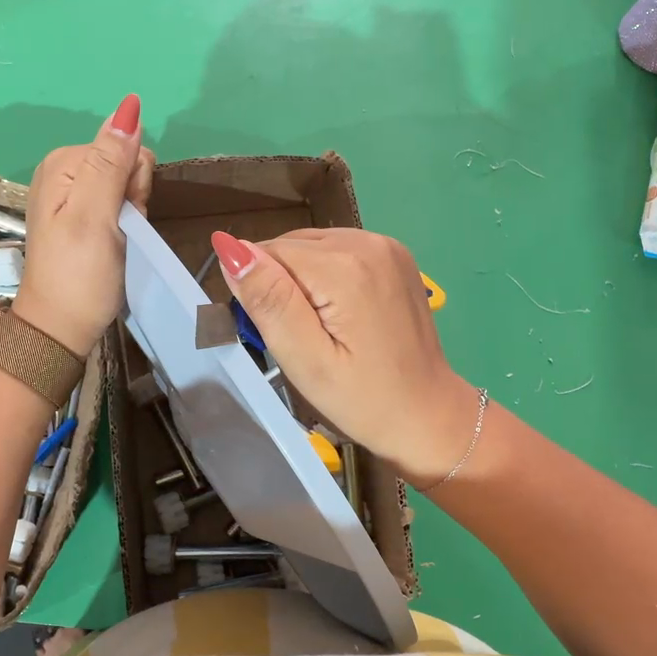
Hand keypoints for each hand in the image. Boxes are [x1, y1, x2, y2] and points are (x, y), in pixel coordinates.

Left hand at [12, 95, 156, 354]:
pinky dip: (125, 225)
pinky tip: (116, 246)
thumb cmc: (80, 273)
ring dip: (132, 214)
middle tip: (117, 230)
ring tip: (116, 242)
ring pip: (127, 186)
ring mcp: (73, 196)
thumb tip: (129, 105)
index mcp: (63, 163)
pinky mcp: (83, 217)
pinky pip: (119, 206)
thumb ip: (112, 161)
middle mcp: (65, 171)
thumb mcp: (96, 215)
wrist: (61, 328)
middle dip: (133, 197)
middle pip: (126, 164)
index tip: (121, 215)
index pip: (124, 147)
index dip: (134, 182)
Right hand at [211, 228, 479, 488]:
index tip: (279, 333)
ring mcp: (385, 244)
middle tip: (300, 337)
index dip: (261, 292)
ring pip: (310, 245)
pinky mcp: (394, 253)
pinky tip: (339, 312)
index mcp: (345, 267)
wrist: (426, 414)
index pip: (268, 253)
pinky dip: (325, 275)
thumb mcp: (304, 359)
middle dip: (280, 284)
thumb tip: (229, 247)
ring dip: (301, 279)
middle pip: (290, 245)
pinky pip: (336, 250)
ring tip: (320, 327)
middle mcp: (367, 241)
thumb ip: (268, 299)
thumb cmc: (361, 399)